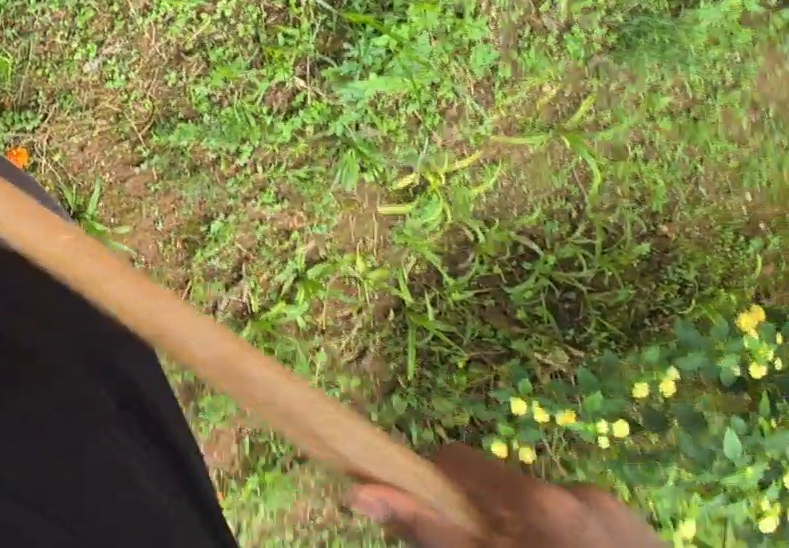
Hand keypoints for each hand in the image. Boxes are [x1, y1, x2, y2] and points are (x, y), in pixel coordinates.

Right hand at [349, 444, 660, 547]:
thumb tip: (353, 491)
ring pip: (541, 507)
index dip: (436, 487)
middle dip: (485, 517)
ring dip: (526, 532)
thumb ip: (424, 528)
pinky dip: (565, 542)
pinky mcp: (647, 534)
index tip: (438, 522)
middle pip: (499, 485)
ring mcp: (621, 514)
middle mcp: (580, 493)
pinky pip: (583, 522)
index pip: (455, 459)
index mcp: (537, 498)